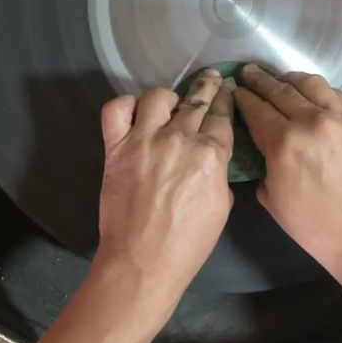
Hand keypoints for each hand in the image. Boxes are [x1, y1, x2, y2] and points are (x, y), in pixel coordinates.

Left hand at [95, 70, 235, 309]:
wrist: (143, 262)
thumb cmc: (187, 244)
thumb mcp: (221, 208)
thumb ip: (219, 176)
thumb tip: (212, 162)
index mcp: (211, 155)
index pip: (222, 115)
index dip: (225, 101)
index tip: (226, 92)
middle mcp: (179, 139)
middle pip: (196, 100)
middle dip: (207, 86)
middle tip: (209, 80)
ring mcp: (144, 141)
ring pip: (157, 97)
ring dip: (167, 98)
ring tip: (169, 104)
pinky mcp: (115, 149)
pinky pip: (116, 110)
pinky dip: (125, 106)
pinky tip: (133, 113)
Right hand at [235, 63, 341, 281]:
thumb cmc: (315, 227)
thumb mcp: (273, 200)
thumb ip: (263, 166)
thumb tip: (263, 150)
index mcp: (284, 144)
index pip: (256, 108)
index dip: (242, 97)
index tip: (236, 90)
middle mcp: (312, 122)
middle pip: (280, 89)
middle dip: (260, 80)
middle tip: (249, 73)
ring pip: (311, 84)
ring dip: (291, 78)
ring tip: (282, 79)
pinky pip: (338, 96)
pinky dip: (320, 91)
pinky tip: (314, 94)